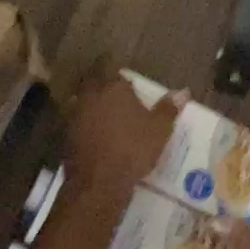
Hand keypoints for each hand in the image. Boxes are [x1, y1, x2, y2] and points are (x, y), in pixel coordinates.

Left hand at [63, 72, 180, 200]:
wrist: (99, 183)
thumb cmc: (133, 149)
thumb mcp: (159, 130)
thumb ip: (168, 108)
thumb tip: (184, 91)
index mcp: (113, 87)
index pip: (108, 65)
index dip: (114, 69)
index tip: (122, 76)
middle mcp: (90, 95)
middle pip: (91, 82)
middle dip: (100, 85)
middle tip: (112, 92)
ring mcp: (75, 115)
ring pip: (81, 101)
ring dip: (90, 105)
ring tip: (104, 113)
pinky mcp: (66, 136)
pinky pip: (76, 123)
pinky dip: (84, 125)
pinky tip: (93, 135)